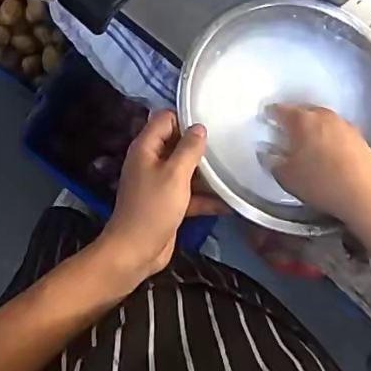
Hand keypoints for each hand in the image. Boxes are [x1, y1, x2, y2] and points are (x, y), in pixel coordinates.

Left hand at [92, 110, 224, 288]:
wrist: (135, 251)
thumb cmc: (153, 208)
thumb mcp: (175, 174)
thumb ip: (188, 149)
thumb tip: (199, 127)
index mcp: (146, 148)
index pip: (164, 119)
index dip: (185, 119)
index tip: (211, 125)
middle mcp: (150, 161)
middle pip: (177, 143)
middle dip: (200, 146)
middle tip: (228, 146)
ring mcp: (159, 183)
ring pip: (186, 170)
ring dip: (207, 174)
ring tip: (236, 170)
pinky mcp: (168, 203)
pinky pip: (189, 193)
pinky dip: (206, 197)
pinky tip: (231, 202)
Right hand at [264, 105, 370, 225]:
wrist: (368, 196)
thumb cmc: (322, 183)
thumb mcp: (288, 177)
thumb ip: (273, 162)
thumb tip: (268, 153)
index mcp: (302, 120)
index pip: (280, 110)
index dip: (271, 113)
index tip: (266, 117)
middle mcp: (324, 116)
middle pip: (303, 111)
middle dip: (293, 118)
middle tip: (284, 130)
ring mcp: (345, 125)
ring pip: (322, 120)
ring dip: (312, 127)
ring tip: (305, 142)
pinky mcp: (360, 138)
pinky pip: (336, 131)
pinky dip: (328, 137)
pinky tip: (326, 152)